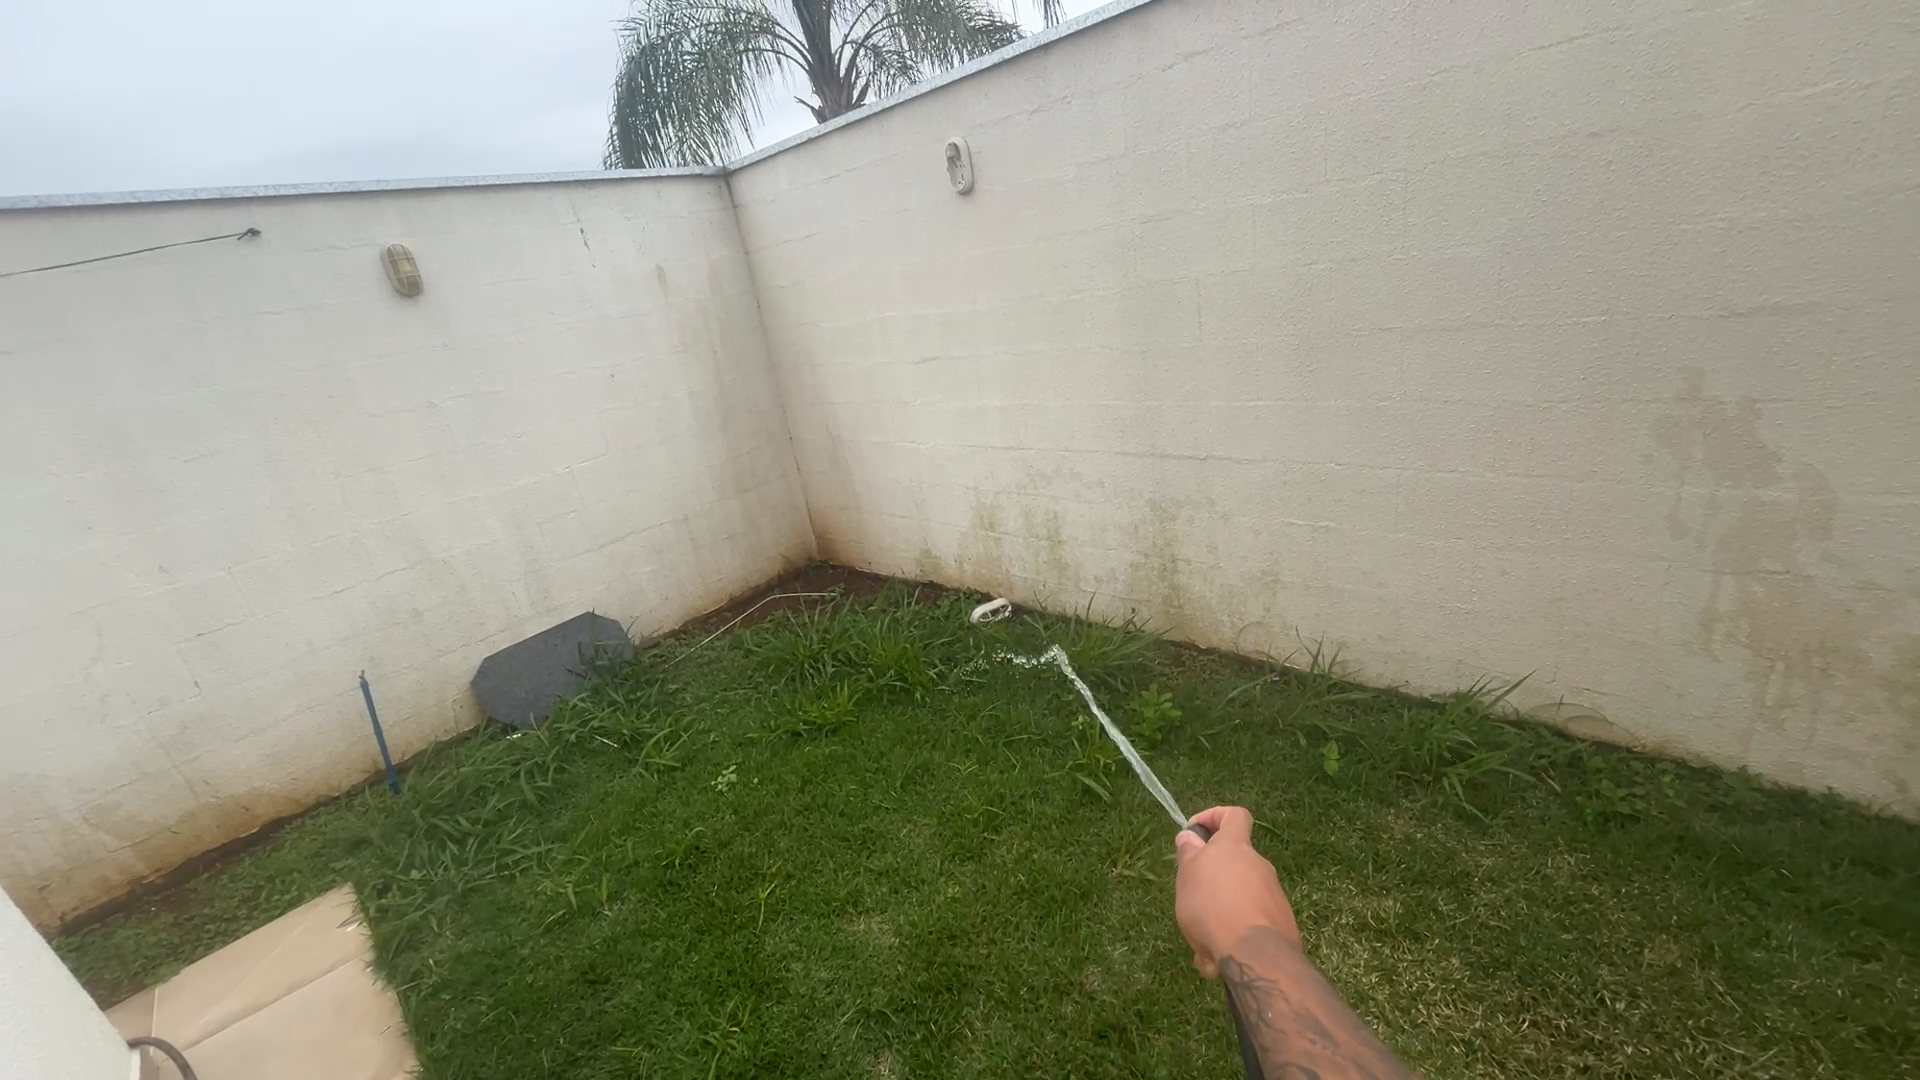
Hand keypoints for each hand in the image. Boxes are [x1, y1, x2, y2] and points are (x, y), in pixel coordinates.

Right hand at [1174, 806, 1298, 976]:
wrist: (1254, 955)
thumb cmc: (1211, 905)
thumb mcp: (1187, 874)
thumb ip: (1188, 852)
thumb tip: (1191, 837)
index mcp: (1235, 847)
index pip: (1234, 815)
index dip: (1213, 817)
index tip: (1194, 834)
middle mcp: (1259, 865)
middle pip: (1234, 862)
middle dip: (1211, 880)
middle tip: (1191, 899)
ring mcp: (1274, 896)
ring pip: (1238, 898)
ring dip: (1218, 914)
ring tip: (1201, 942)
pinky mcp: (1282, 925)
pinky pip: (1250, 922)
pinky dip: (1233, 935)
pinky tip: (1217, 959)